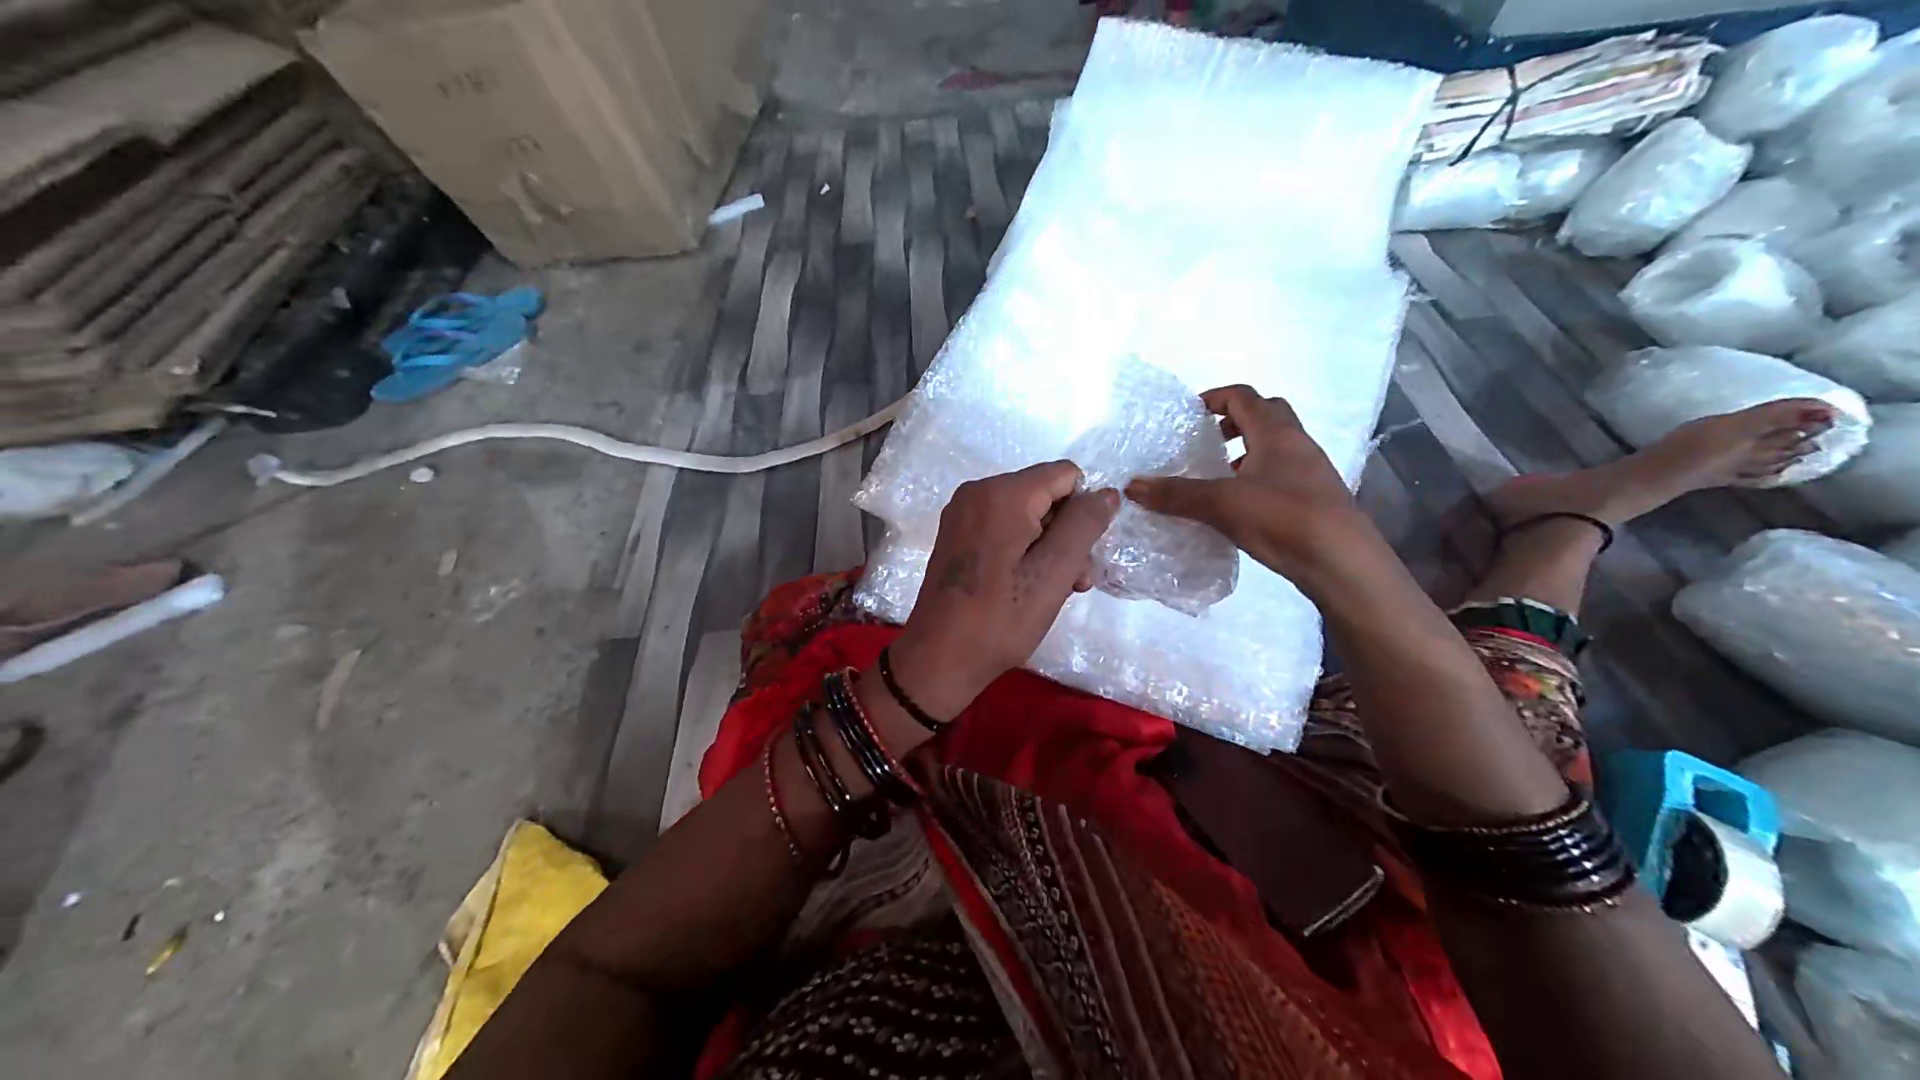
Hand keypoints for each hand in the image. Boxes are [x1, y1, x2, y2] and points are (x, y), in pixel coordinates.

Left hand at [888, 462, 1120, 720]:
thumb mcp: (1054, 573)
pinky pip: (1003, 527)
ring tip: (1056, 591)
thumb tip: (1107, 493)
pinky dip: (1023, 550)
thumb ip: (1084, 526)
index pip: (1065, 475)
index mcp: (1001, 493)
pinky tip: (1028, 585)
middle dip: (1066, 533)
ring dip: (1049, 547)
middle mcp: (977, 491)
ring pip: (1026, 514)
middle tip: (1074, 582)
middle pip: (1044, 494)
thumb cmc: (1000, 619)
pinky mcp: (956, 534)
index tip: (1080, 555)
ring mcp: (962, 512)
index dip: (1082, 511)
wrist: (938, 658)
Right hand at [1124, 385, 1376, 580]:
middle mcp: (1296, 443)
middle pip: (1264, 413)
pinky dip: (1255, 477)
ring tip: (1215, 475)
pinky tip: (1237, 506)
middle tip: (1203, 441)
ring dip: (1244, 451)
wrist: (1343, 563)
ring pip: (1273, 445)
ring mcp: (1309, 471)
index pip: (1242, 396)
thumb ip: (1176, 494)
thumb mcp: (1222, 504)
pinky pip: (1279, 472)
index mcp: (1276, 432)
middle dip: (1231, 421)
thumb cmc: (1284, 519)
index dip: (1213, 398)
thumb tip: (1131, 486)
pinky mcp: (1313, 498)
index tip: (1185, 416)